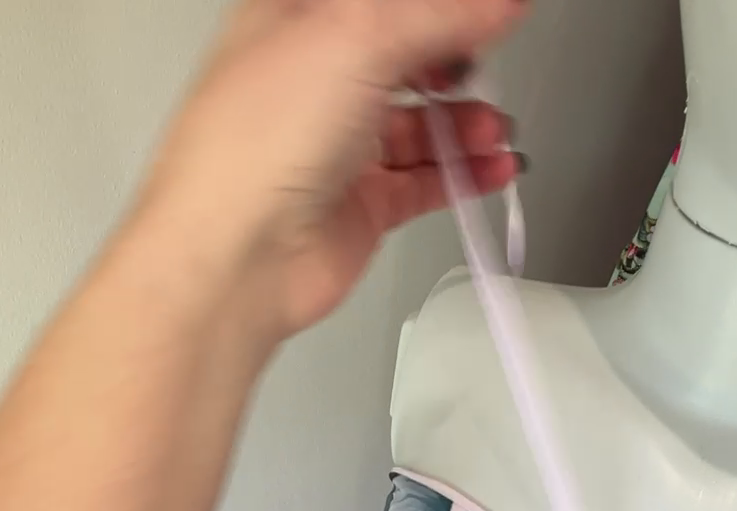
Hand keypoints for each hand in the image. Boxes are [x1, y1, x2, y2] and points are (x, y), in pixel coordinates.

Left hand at [132, 0, 526, 341]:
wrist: (240, 258)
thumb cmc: (253, 148)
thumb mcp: (358, 38)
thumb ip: (439, 15)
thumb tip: (496, 3)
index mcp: (298, 18)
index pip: (381, 1)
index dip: (434, 7)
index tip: (485, 11)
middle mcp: (317, 82)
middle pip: (405, 58)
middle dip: (457, 61)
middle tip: (488, 64)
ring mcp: (338, 147)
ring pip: (420, 125)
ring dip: (467, 125)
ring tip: (497, 130)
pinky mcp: (360, 205)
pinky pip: (424, 181)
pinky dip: (463, 176)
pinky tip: (493, 167)